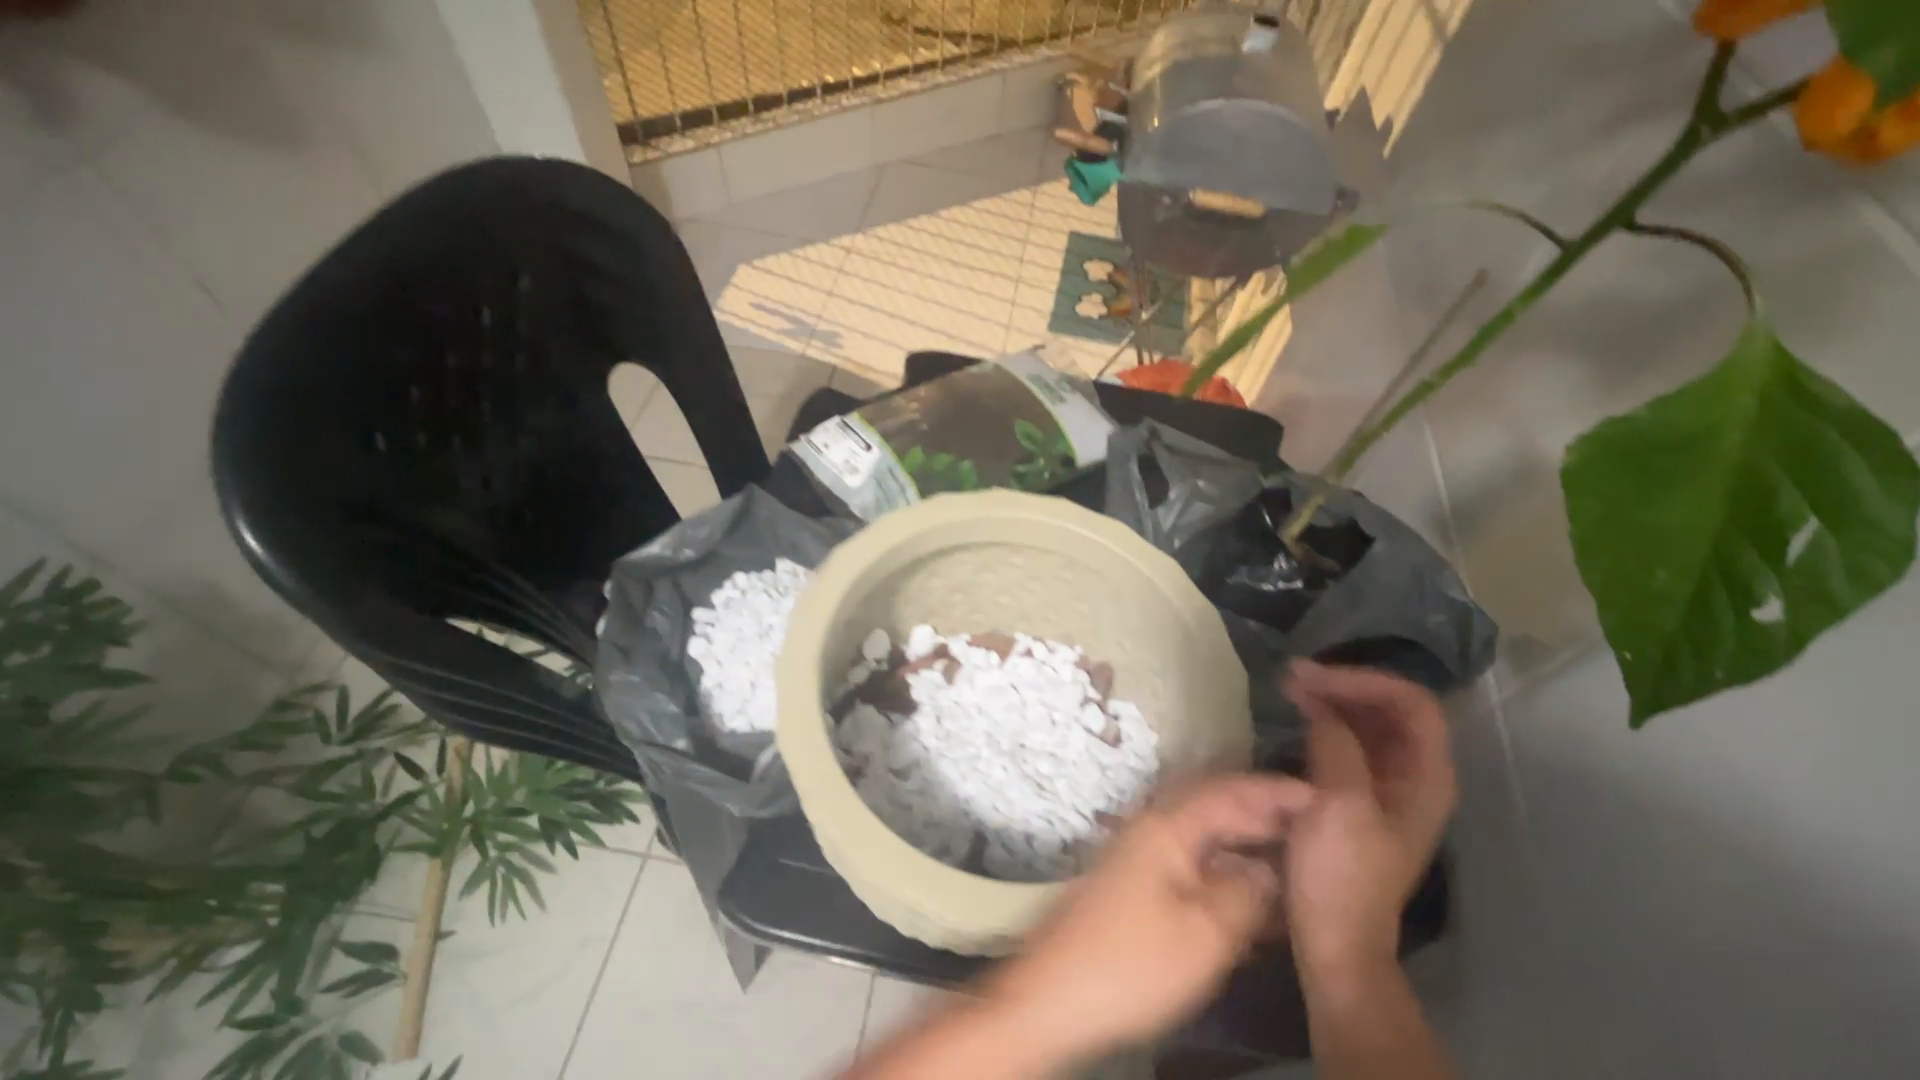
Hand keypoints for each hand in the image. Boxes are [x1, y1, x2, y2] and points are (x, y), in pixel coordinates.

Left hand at [978, 774, 1311, 1063]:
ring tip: (1283, 854)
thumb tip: (1268, 869)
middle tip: (1307, 823)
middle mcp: (1148, 829)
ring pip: (1198, 833)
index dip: (1274, 790)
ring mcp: (1134, 855)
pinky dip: (1217, 864)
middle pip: (1211, 805)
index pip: (1229, 792)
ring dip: (1238, 838)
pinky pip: (1185, 858)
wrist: (1050, 997)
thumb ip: (1244, 894)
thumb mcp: (1204, 936)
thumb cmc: (1131, 965)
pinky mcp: (1129, 883)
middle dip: (1258, 810)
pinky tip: (1239, 890)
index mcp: (1166, 828)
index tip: (1319, 795)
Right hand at [1280, 660, 1456, 979]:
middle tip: (1293, 677)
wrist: (1336, 940)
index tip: (1312, 678)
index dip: (1363, 681)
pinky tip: (1297, 722)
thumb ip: (1335, 743)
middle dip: (1345, 686)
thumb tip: (1317, 702)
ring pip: (1370, 727)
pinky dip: (1326, 726)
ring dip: (1333, 702)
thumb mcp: (1338, 802)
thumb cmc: (1342, 874)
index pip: (1410, 702)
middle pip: (1392, 710)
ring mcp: (1389, 791)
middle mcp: (1416, 777)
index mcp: (1427, 776)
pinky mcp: (1361, 802)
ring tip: (1290, 690)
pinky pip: (1351, 747)